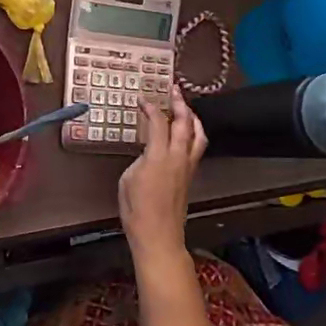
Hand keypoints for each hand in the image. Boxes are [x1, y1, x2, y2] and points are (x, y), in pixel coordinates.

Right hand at [119, 89, 207, 259]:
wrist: (158, 235)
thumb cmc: (136, 211)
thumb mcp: (128, 180)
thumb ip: (139, 161)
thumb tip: (147, 154)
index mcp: (158, 156)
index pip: (158, 123)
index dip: (151, 108)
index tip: (143, 99)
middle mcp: (177, 158)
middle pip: (185, 123)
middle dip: (180, 104)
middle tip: (174, 90)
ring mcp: (187, 167)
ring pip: (198, 135)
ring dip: (193, 118)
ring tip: (187, 109)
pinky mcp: (190, 176)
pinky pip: (197, 148)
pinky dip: (194, 134)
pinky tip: (186, 134)